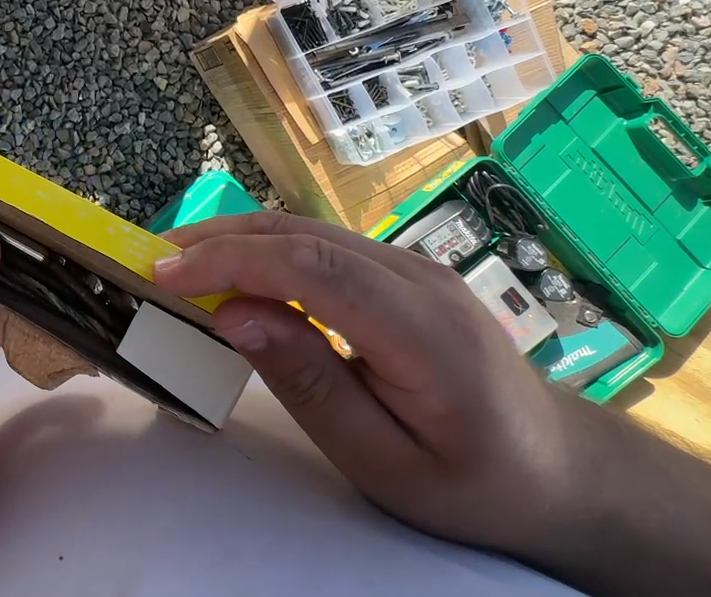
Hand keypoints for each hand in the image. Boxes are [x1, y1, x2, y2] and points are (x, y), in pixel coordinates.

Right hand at [151, 212, 583, 562]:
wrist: (559, 467)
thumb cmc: (470, 483)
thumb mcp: (385, 462)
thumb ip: (309, 384)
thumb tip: (233, 314)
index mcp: (424, 331)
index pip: (309, 267)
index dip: (229, 261)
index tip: (164, 275)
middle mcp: (418, 277)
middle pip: (298, 233)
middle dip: (215, 240)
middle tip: (151, 261)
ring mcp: (410, 264)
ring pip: (302, 228)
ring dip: (231, 237)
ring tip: (175, 260)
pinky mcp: (397, 267)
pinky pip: (316, 242)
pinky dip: (259, 247)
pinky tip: (228, 267)